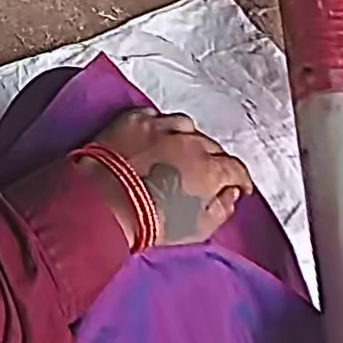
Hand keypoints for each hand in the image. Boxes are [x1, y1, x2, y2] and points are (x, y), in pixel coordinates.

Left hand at [86, 109, 252, 246]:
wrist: (104, 199)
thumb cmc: (151, 219)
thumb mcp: (199, 227)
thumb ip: (222, 207)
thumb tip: (229, 193)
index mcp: (209, 169)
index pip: (236, 168)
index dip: (238, 178)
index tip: (235, 185)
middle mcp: (188, 141)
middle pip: (210, 145)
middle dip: (212, 158)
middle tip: (203, 170)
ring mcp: (158, 126)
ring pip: (184, 124)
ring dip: (186, 136)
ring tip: (179, 148)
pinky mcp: (132, 118)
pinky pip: (154, 114)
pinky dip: (158, 124)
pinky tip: (155, 135)